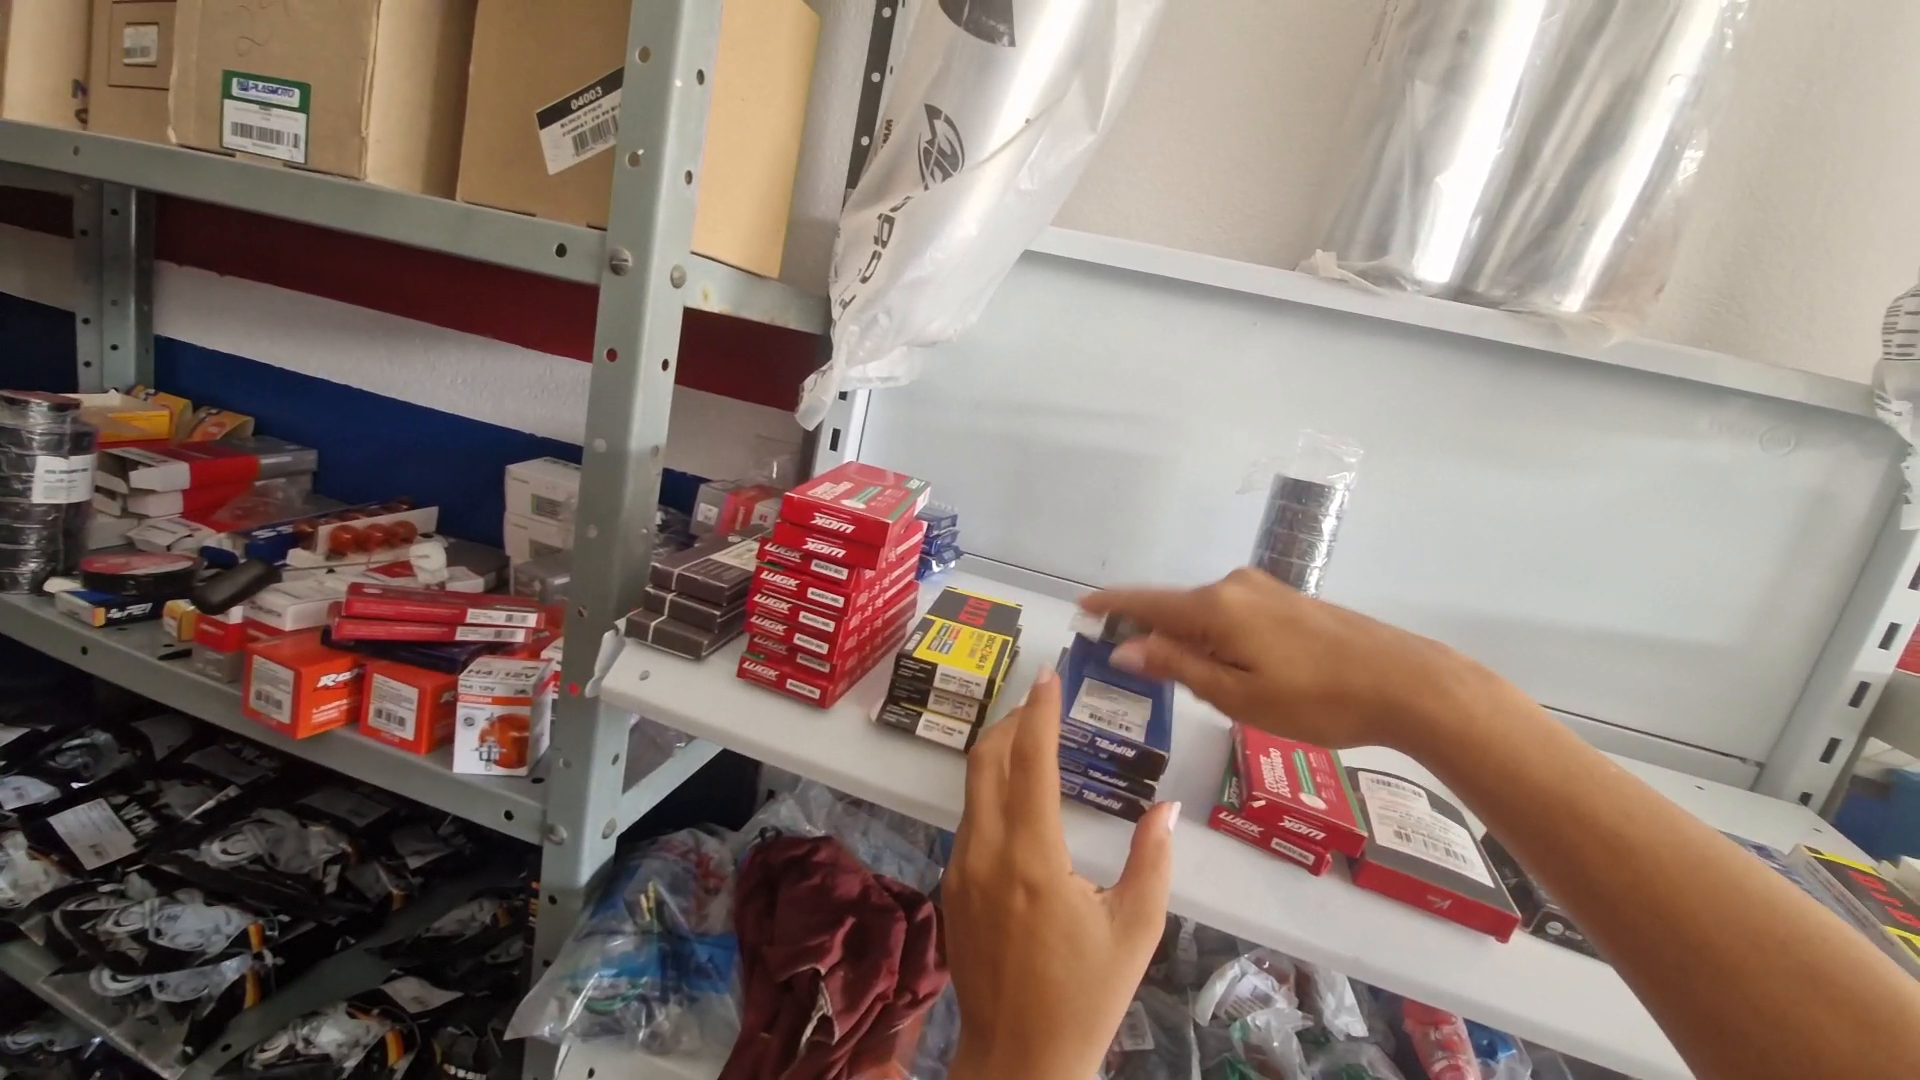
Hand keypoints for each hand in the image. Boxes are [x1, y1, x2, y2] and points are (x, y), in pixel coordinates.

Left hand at [944, 665, 1179, 1079]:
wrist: (1019, 1059)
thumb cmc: (1086, 997)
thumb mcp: (1136, 930)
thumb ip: (1153, 860)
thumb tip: (1166, 807)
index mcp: (1033, 858)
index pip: (1031, 764)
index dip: (1040, 714)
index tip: (1048, 677)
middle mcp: (986, 852)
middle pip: (986, 761)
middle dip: (1013, 721)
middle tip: (1042, 702)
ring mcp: (961, 868)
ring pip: (974, 787)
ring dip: (1000, 754)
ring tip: (1034, 738)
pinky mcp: (952, 885)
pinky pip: (970, 819)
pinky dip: (992, 790)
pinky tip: (1019, 797)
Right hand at [1082, 567, 1498, 753]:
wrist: (1408, 683)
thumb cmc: (1316, 700)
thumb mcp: (1237, 695)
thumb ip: (1178, 666)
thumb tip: (1126, 647)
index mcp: (1215, 607)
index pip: (1147, 603)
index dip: (1112, 606)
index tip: (1082, 608)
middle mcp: (1234, 586)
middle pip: (1176, 609)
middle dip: (1154, 635)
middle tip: (1143, 675)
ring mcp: (1265, 590)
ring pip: (1207, 615)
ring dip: (1190, 641)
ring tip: (1197, 684)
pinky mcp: (1289, 600)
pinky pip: (1234, 615)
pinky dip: (1218, 637)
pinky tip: (1235, 669)